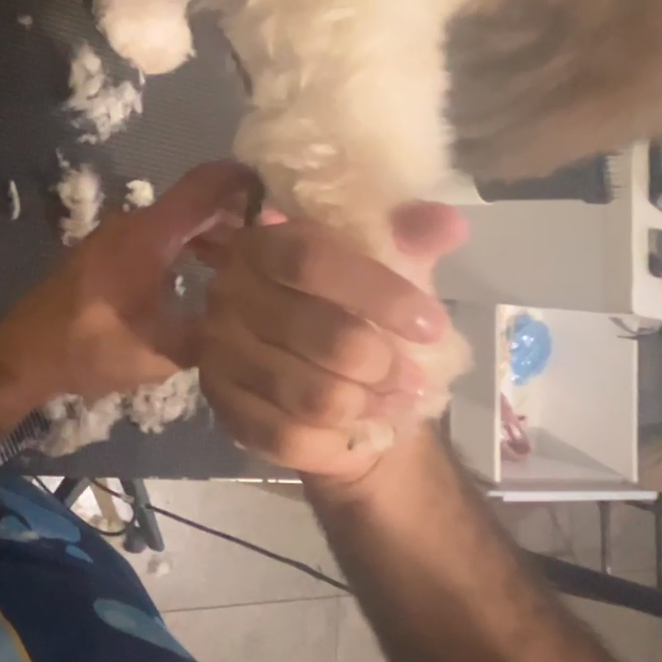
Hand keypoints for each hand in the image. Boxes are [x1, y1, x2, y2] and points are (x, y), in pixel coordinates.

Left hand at [0, 161, 259, 399]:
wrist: (23, 353)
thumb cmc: (91, 345)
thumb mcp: (164, 349)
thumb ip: (214, 331)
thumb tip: (257, 321)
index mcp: (149, 233)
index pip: (206, 184)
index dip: (246, 182)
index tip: (285, 198)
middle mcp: (133, 225)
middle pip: (195, 204)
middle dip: (238, 217)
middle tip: (281, 244)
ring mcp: (115, 239)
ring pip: (176, 224)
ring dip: (213, 237)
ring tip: (252, 268)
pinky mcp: (105, 257)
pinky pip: (157, 240)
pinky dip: (187, 249)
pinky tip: (206, 280)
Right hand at [193, 200, 466, 487]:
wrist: (328, 381)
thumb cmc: (359, 315)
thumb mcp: (391, 269)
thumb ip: (411, 240)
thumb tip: (445, 222)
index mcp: (260, 245)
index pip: (308, 259)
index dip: (377, 293)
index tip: (431, 325)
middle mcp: (226, 293)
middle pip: (318, 333)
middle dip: (382, 364)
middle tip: (409, 376)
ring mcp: (216, 351)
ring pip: (311, 394)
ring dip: (366, 405)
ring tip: (387, 401)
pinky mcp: (220, 405)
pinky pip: (291, 436)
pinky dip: (336, 439)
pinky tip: (352, 428)